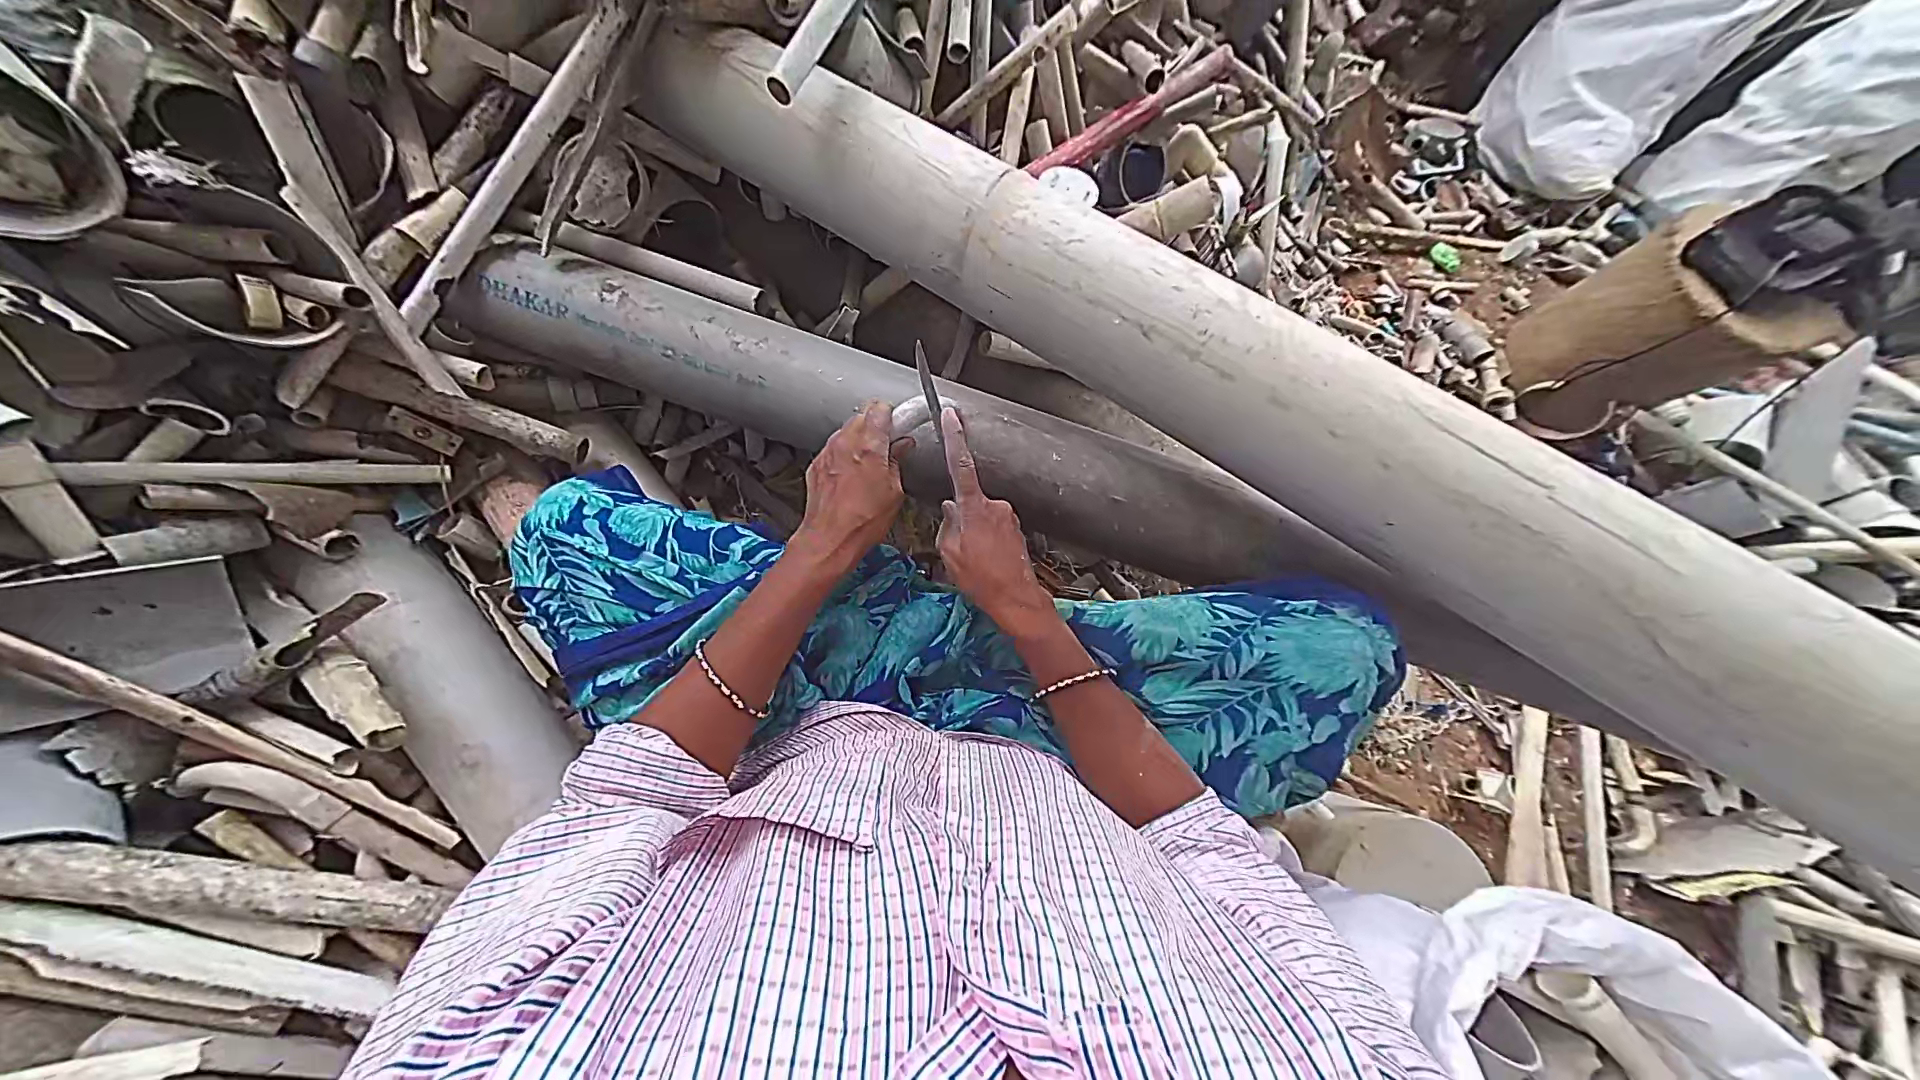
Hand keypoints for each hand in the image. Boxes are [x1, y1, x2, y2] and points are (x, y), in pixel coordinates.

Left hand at [791, 401, 906, 573]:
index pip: (880, 409)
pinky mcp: (817, 465)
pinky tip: (854, 475)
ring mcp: (828, 453)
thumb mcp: (894, 492)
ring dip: (860, 440)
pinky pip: (834, 449)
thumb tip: (902, 448)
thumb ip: (897, 462)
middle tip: (889, 444)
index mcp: (869, 446)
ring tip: (871, 463)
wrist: (830, 539)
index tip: (901, 426)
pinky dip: (845, 455)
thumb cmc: (862, 522)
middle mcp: (845, 443)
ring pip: (846, 431)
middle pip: (862, 416)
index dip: (893, 415)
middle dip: (876, 426)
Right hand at [934, 407, 1055, 632]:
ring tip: (976, 561)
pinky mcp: (1017, 528)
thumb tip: (949, 509)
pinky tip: (987, 562)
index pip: (961, 465)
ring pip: (982, 515)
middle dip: (961, 517)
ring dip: (975, 532)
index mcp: (974, 508)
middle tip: (961, 549)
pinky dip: (987, 540)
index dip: (955, 437)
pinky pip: (994, 527)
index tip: (951, 415)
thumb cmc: (981, 579)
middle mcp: (996, 506)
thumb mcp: (949, 553)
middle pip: (969, 499)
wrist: (1017, 599)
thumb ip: (946, 525)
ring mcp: (1009, 516)